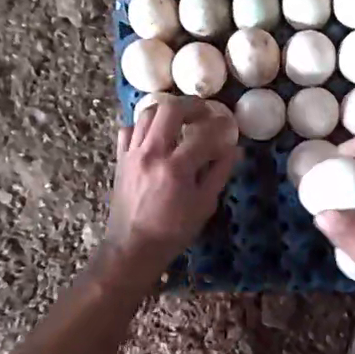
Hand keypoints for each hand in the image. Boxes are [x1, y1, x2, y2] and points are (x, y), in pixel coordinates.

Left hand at [100, 97, 238, 280]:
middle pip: (170, 110)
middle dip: (192, 106)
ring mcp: (132, 154)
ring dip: (167, 111)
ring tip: (181, 119)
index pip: (203, 134)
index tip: (228, 129)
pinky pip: (129, 130)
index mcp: (176, 167)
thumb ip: (219, 172)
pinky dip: (143, 126)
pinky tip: (155, 135)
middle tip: (204, 113)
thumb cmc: (173, 230)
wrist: (133, 247)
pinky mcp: (120, 159)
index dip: (220, 127)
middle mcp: (152, 153)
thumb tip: (234, 149)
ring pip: (147, 113)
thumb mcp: (204, 204)